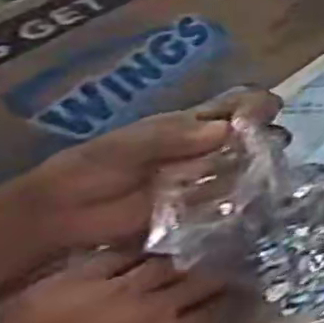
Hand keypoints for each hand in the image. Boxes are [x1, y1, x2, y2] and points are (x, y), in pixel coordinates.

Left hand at [15, 87, 280, 250]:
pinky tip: (246, 203)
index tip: (263, 117)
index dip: (260, 106)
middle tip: (262, 154)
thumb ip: (170, 137)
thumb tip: (226, 130)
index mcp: (197, 123)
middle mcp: (214, 147)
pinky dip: (246, 201)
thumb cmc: (88, 170)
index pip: (243, 104)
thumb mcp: (124, 146)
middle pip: (258, 135)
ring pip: (254, 167)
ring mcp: (213, 178)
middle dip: (266, 141)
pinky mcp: (207, 208)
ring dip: (260, 172)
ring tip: (255, 181)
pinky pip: (237, 201)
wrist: (57, 218)